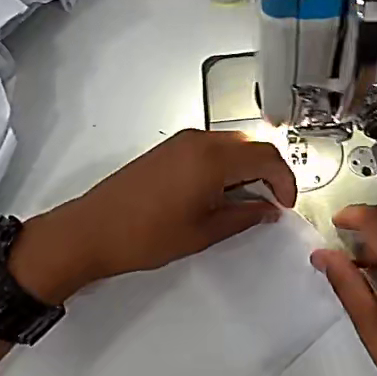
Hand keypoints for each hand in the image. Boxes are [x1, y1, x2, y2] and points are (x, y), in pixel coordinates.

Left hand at [11, 129, 295, 304]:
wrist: (91, 231)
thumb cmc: (141, 234)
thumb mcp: (204, 232)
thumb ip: (244, 216)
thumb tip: (266, 210)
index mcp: (212, 158)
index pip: (267, 156)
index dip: (285, 180)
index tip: (285, 203)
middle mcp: (199, 141)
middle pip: (252, 144)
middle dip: (269, 170)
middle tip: (272, 201)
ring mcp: (182, 141)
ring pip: (232, 144)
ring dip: (248, 166)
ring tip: (247, 200)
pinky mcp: (169, 148)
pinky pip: (211, 147)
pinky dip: (227, 164)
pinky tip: (221, 191)